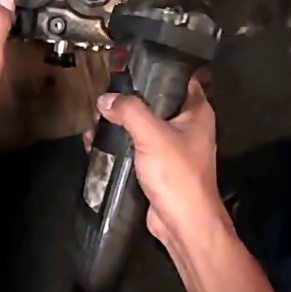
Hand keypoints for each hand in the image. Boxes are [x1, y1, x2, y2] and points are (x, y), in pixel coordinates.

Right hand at [95, 78, 232, 249]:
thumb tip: (105, 99)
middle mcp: (188, 127)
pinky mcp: (159, 169)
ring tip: (93, 121)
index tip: (130, 66)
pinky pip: (136, 150)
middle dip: (129, 101)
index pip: (180, 80)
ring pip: (143, 128)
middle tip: (103, 96)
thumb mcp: (152, 135)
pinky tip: (95, 144)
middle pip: (156, 104)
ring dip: (120, 125)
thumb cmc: (177, 174)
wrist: (184, 224)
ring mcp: (173, 150)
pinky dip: (119, 147)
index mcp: (197, 113)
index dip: (157, 70)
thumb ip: (129, 111)